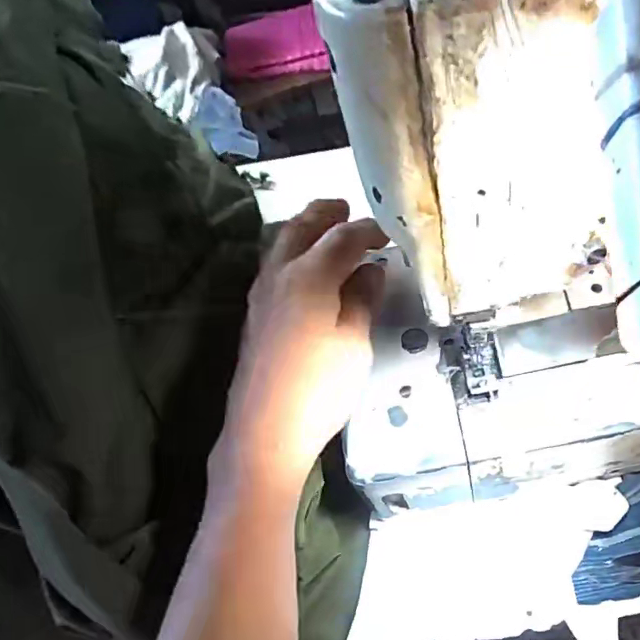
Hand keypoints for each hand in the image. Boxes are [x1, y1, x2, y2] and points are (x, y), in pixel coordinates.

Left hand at [215, 199, 388, 490]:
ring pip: (282, 247)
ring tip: (327, 236)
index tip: (385, 233)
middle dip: (326, 214)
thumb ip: (362, 300)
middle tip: (346, 208)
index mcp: (309, 275)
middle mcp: (278, 276)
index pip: (343, 237)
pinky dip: (293, 259)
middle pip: (302, 228)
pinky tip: (307, 276)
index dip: (367, 230)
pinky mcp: (254, 319)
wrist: (265, 430)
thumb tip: (370, 271)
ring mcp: (260, 297)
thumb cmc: (318, 389)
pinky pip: (275, 271)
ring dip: (306, 233)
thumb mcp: (354, 343)